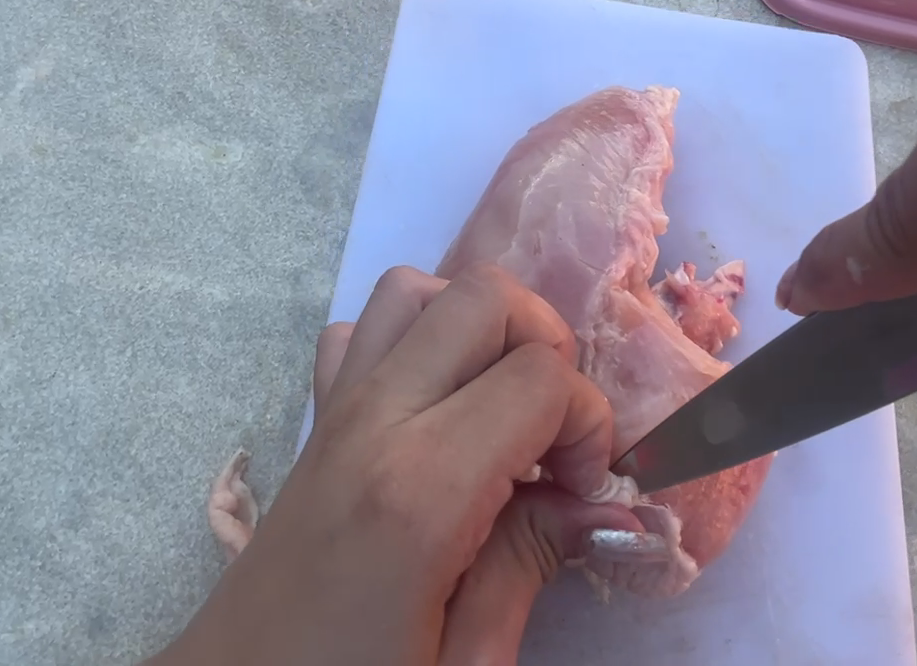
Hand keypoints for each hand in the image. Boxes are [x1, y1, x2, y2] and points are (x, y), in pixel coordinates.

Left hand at [155, 265, 640, 664]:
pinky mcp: (317, 412)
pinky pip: (362, 328)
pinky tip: (433, 400)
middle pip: (482, 296)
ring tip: (497, 396)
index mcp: (423, 486)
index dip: (588, 421)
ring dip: (476, 322)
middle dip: (544, 341)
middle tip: (552, 424)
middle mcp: (378, 415)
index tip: (581, 486)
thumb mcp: (467, 662)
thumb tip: (599, 504)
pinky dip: (411, 336)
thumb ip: (532, 561)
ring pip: (415, 288)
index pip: (540, 377)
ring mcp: (339, 403)